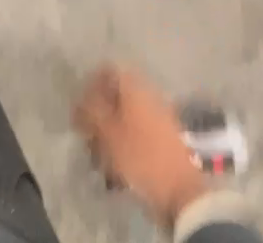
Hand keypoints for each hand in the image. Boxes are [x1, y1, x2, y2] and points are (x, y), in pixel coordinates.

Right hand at [74, 64, 209, 229]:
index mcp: (135, 88)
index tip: (79, 104)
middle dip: (99, 111)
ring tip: (98, 154)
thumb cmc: (141, 157)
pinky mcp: (166, 140)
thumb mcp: (108, 133)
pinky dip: (124, 143)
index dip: (91, 83)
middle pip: (117, 94)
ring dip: (109, 131)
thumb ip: (91, 111)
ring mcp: (161, 118)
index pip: (109, 70)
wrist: (182, 192)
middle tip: (86, 132)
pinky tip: (115, 166)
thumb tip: (80, 99)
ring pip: (126, 115)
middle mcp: (150, 96)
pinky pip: (138, 133)